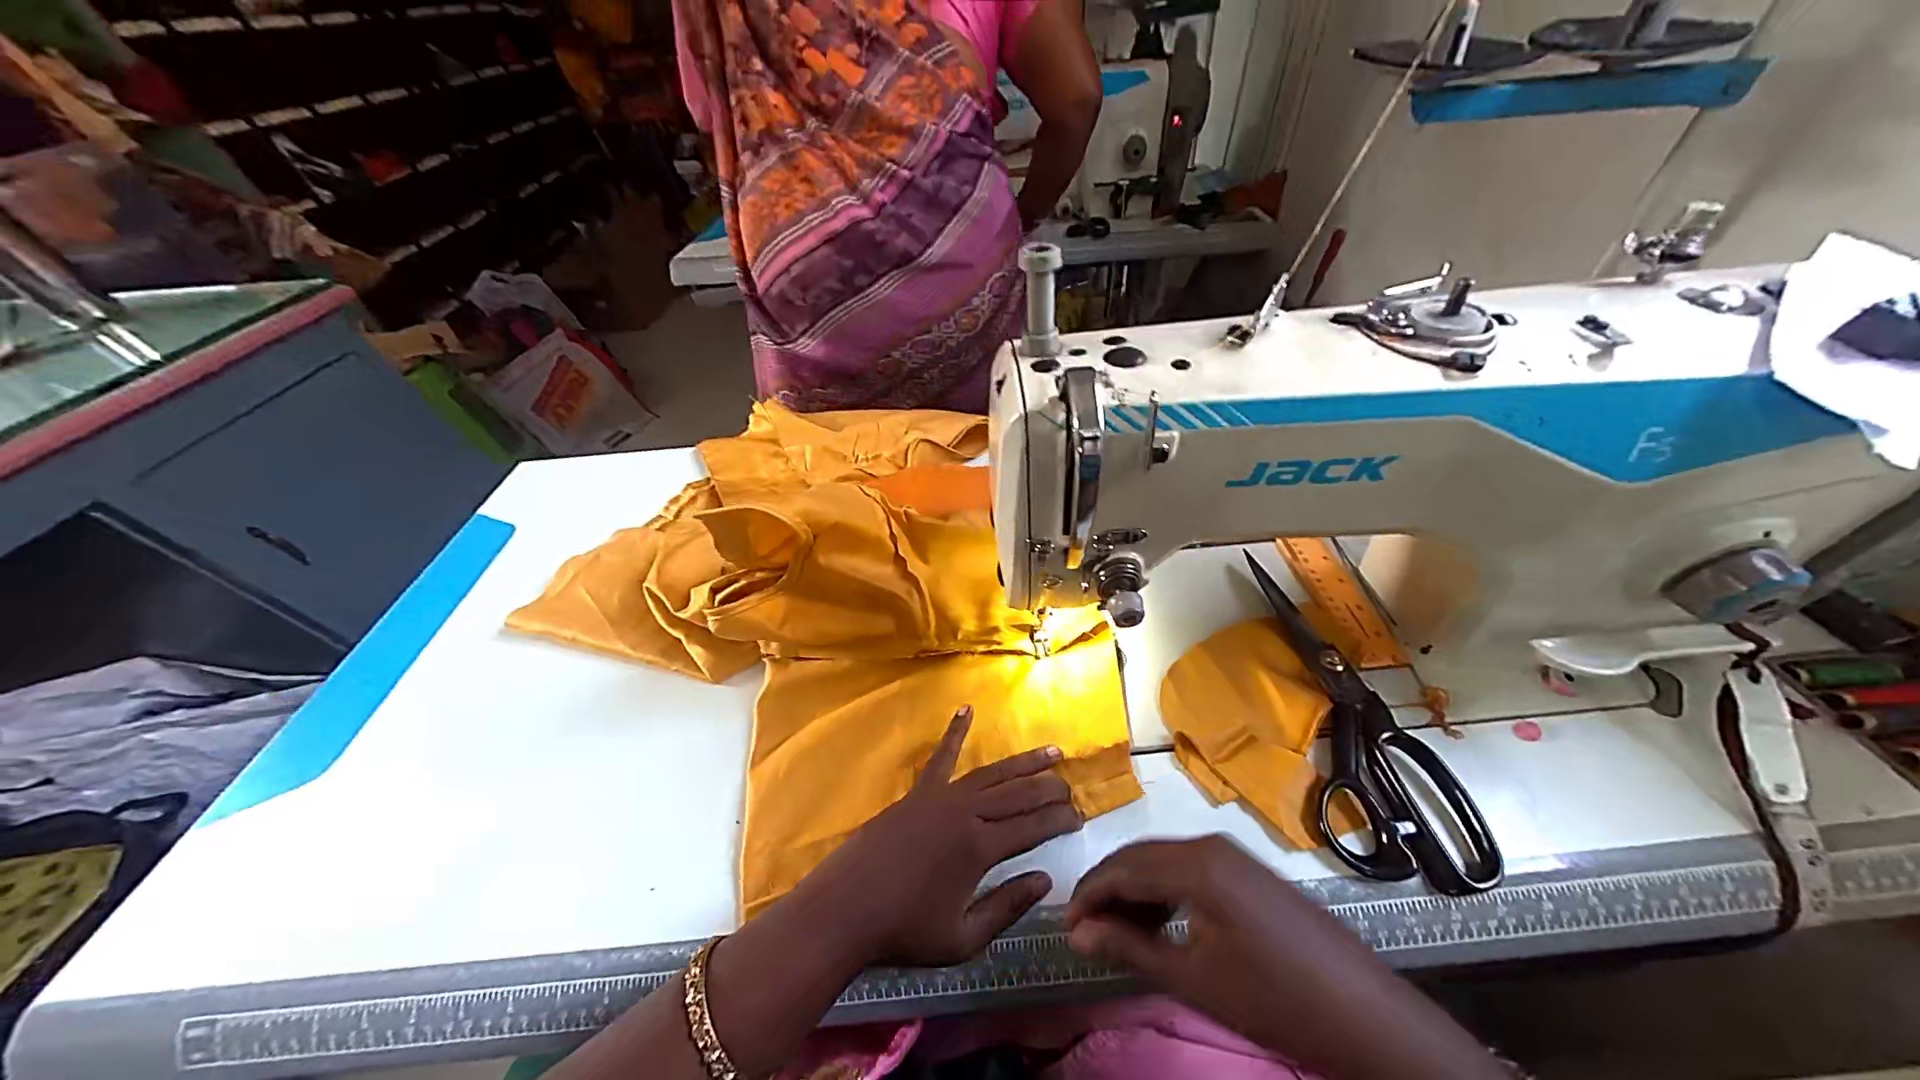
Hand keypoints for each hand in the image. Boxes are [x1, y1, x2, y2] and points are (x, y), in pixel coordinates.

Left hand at [796, 705, 1083, 967]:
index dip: (1060, 820)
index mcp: (980, 849)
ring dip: (1023, 762)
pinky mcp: (917, 793)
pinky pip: (942, 757)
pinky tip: (967, 710)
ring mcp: (940, 798)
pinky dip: (955, 732)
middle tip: (1072, 787)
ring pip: (992, 773)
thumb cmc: (905, 930)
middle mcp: (965, 814)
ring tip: (1051, 752)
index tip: (1080, 816)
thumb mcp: (963, 939)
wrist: (845, 909)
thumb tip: (1045, 879)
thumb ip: (1007, 907)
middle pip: (1018, 794)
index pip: (1033, 827)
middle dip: (1050, 789)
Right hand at [1065, 837, 1506, 1079]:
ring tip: (1119, 934)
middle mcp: (1210, 846)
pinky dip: (1164, 892)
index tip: (1066, 926)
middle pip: (1140, 857)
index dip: (1088, 895)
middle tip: (1086, 930)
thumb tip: (1078, 933)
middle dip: (1108, 890)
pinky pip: (1189, 869)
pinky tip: (1160, 923)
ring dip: (1135, 892)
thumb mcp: (1193, 978)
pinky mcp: (1247, 870)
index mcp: (1196, 864)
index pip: (1122, 868)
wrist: (1366, 1014)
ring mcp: (1232, 855)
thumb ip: (1129, 948)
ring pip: (1163, 862)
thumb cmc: (1274, 998)